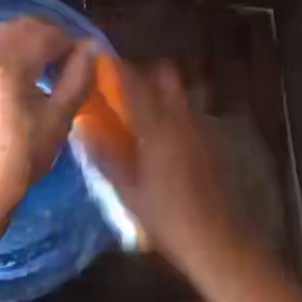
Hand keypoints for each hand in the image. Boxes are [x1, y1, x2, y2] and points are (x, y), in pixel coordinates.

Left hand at [0, 17, 94, 231]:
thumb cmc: (23, 158)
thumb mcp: (59, 120)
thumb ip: (78, 77)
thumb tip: (91, 47)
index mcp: (7, 70)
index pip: (45, 35)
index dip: (70, 41)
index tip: (84, 57)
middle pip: (22, 27)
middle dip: (49, 35)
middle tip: (67, 56)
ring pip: (2, 32)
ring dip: (27, 37)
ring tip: (45, 60)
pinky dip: (6, 45)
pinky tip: (19, 65)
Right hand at [88, 61, 246, 272]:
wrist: (217, 240)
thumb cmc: (167, 218)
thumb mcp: (128, 192)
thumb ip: (106, 157)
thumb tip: (84, 129)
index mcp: (157, 128)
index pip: (135, 85)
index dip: (120, 69)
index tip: (105, 61)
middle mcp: (181, 119)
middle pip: (167, 76)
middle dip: (148, 73)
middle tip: (129, 86)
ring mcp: (202, 129)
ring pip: (183, 94)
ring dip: (166, 92)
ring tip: (148, 108)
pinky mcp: (215, 142)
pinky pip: (193, 114)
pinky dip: (180, 113)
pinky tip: (170, 136)